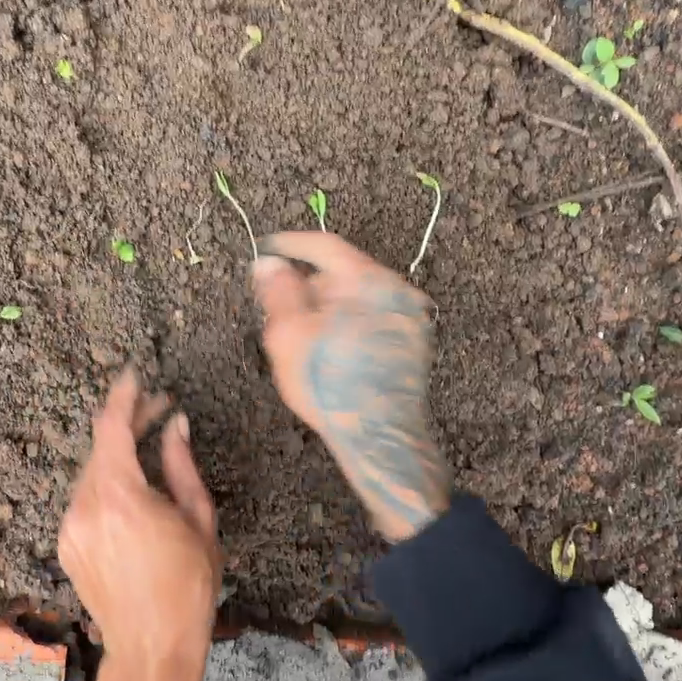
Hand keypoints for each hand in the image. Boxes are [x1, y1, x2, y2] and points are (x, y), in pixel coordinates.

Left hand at [58, 369, 220, 680]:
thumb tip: (175, 425)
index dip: (123, 397)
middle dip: (129, 424)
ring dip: (119, 455)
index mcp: (120, 496)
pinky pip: (86, 500)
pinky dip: (107, 485)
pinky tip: (134, 491)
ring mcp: (70, 527)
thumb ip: (181, 466)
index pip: (112, 428)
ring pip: (93, 473)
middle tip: (161, 412)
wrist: (151, 649)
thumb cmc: (188, 587)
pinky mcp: (66, 545)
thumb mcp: (198, 521)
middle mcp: (85, 506)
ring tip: (150, 450)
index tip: (134, 375)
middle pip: (102, 448)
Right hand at [253, 232, 449, 541]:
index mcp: (367, 279)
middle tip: (281, 309)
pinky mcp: (413, 343)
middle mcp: (396, 290)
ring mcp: (409, 317)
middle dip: (309, 287)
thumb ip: (277, 291)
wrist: (379, 435)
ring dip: (329, 308)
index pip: (325, 246)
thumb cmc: (330, 383)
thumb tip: (269, 262)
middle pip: (342, 273)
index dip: (292, 245)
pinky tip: (331, 352)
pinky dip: (348, 324)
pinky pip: (372, 318)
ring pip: (357, 298)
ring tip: (305, 339)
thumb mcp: (288, 334)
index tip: (268, 248)